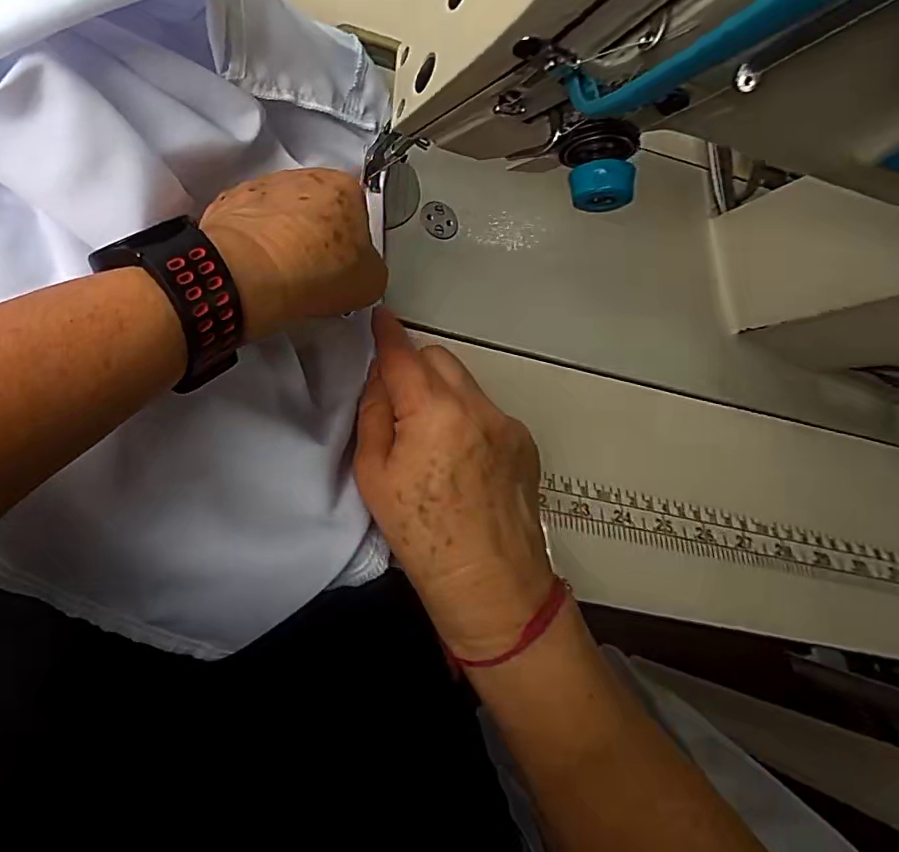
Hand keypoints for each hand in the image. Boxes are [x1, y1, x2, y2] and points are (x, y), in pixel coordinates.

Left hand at [199, 167, 385, 340]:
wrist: (250, 273)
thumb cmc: (307, 270)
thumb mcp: (369, 279)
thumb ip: (369, 265)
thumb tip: (359, 275)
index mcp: (343, 186)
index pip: (356, 208)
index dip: (350, 238)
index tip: (342, 259)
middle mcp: (299, 177)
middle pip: (312, 205)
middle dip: (311, 232)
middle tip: (309, 267)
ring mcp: (258, 188)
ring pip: (273, 210)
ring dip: (275, 233)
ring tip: (277, 270)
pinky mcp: (224, 205)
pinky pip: (240, 221)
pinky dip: (244, 239)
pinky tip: (251, 265)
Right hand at [355, 307, 554, 660]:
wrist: (490, 583)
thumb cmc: (417, 529)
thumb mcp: (373, 472)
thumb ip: (375, 414)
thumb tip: (381, 380)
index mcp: (434, 412)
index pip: (404, 356)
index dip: (387, 333)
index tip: (377, 315)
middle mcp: (477, 407)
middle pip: (439, 358)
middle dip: (412, 364)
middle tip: (390, 397)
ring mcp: (508, 424)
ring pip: (464, 383)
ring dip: (438, 390)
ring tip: (423, 433)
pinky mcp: (525, 444)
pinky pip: (484, 410)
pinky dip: (462, 414)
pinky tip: (454, 455)